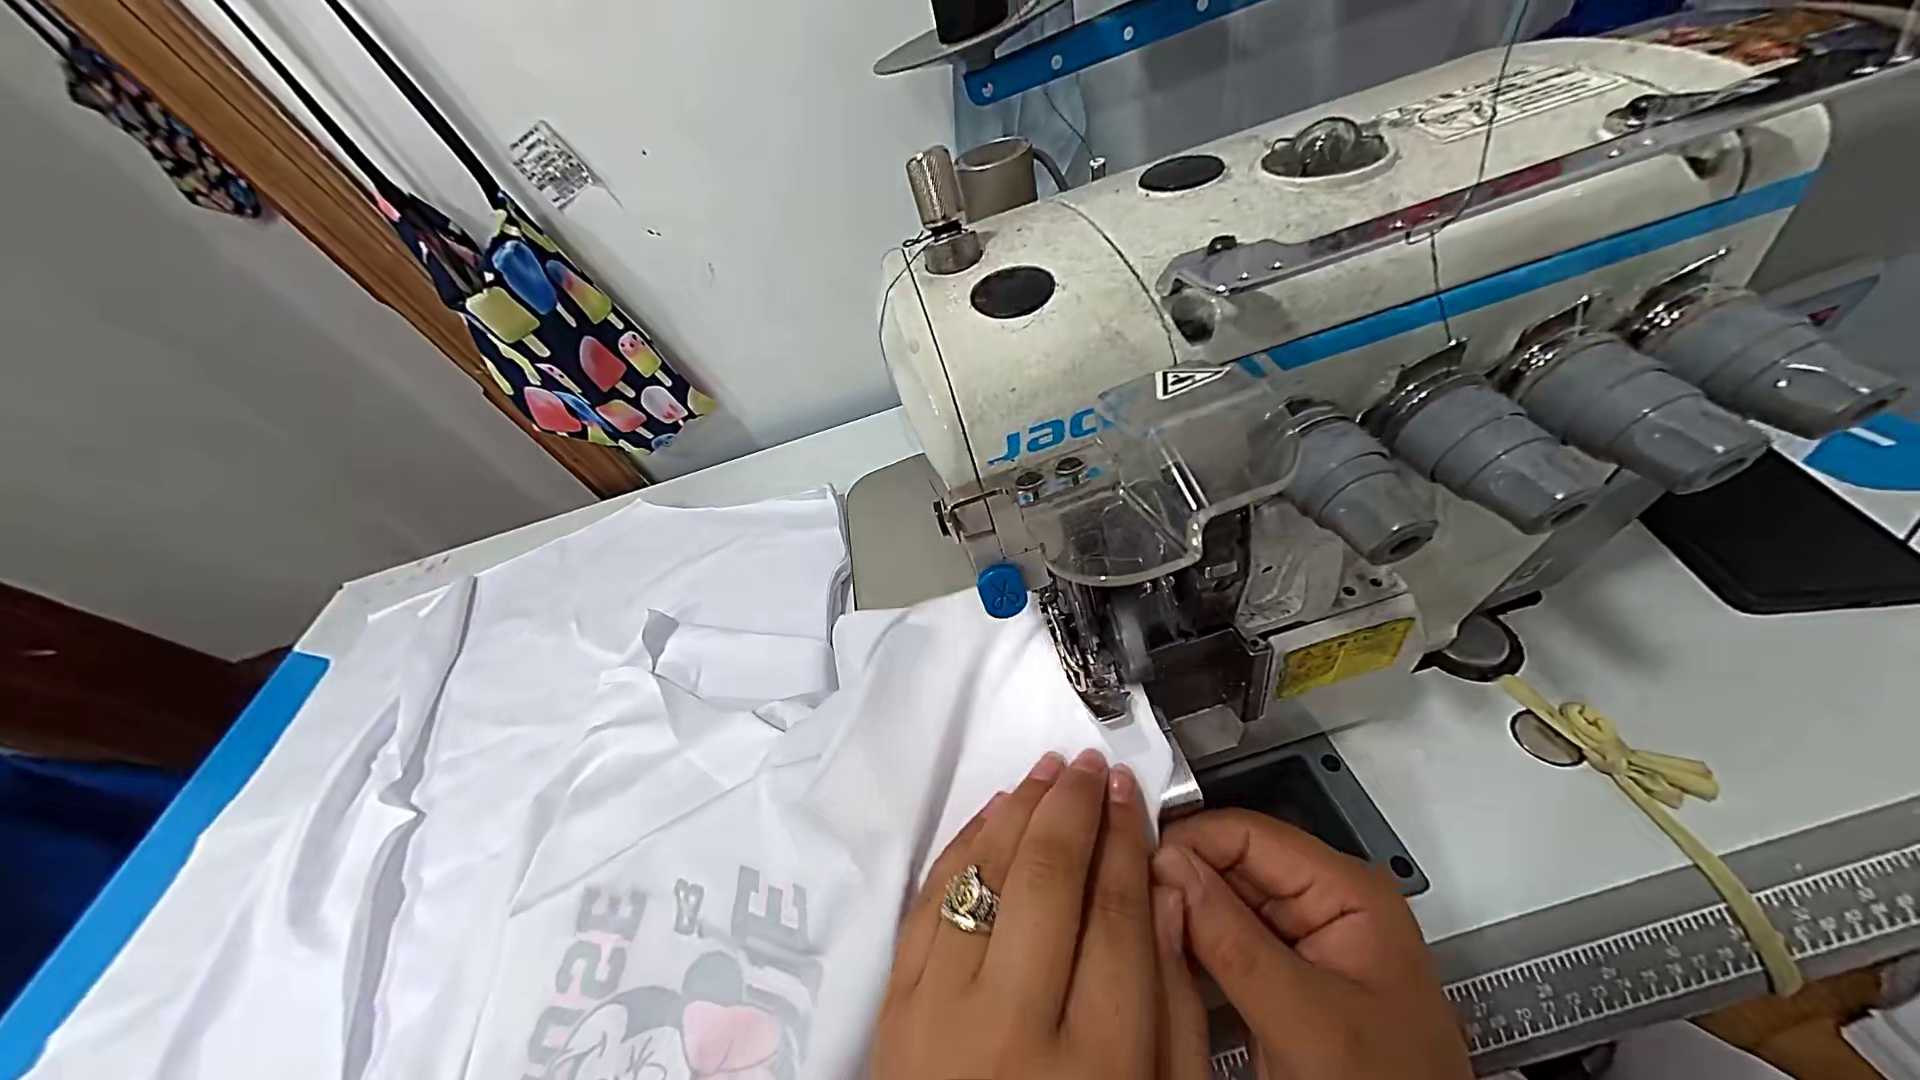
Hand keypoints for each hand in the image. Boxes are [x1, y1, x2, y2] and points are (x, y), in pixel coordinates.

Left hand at [871, 749, 1158, 1079]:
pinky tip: (993, 811)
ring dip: (1021, 808)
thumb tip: (1167, 896)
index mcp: (1094, 1067)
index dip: (1125, 839)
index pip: (1116, 915)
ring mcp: (940, 1010)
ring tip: (1049, 771)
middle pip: (1050, 879)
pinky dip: (965, 844)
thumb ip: (1175, 1014)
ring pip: (986, 873)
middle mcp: (1011, 1028)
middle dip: (1075, 806)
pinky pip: (931, 897)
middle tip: (1089, 765)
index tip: (1129, 793)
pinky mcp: (894, 1004)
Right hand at [1151, 809, 1470, 1079]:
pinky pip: (1217, 933)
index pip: (1247, 833)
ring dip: (1179, 911)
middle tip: (1136, 901)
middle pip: (1227, 860)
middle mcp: (1321, 901)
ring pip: (1216, 897)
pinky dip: (1188, 941)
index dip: (1189, 841)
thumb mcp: (1310, 1022)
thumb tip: (1173, 867)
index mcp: (1348, 892)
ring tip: (1146, 927)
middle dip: (1179, 879)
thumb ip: (1236, 941)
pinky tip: (1166, 954)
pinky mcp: (1274, 968)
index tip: (1141, 862)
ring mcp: (1295, 936)